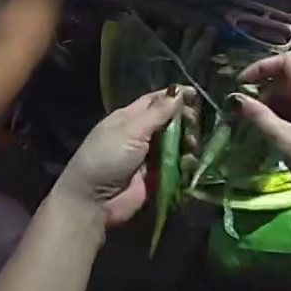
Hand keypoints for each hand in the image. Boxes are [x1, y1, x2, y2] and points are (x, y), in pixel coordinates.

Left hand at [53, 86, 187, 225]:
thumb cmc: (107, 157)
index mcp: (129, 117)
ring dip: (188, 142)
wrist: (94, 200)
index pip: (155, 100)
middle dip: (185, 121)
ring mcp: (149, 156)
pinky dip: (185, 163)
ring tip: (191, 145)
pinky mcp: (157, 177)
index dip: (175, 96)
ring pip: (176, 143)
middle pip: (170, 121)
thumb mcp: (131, 130)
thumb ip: (157, 112)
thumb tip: (179, 90)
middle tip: (194, 124)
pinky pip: (177, 165)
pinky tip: (188, 162)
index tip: (196, 96)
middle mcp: (140, 134)